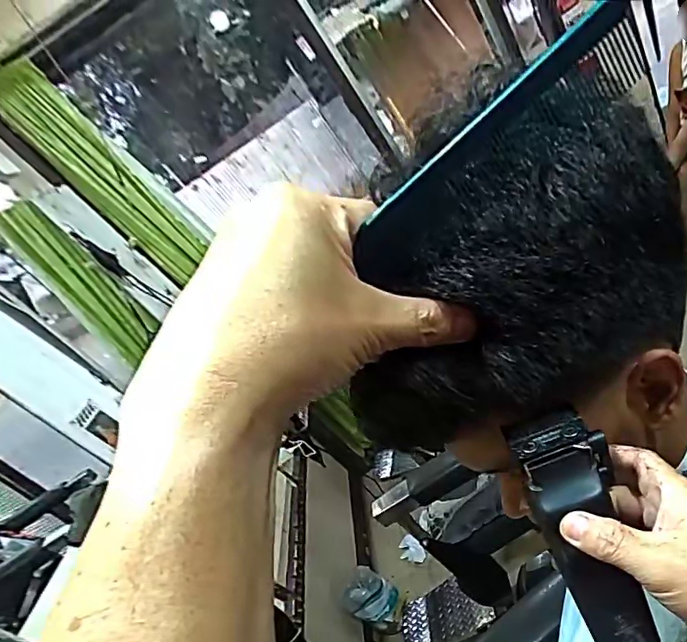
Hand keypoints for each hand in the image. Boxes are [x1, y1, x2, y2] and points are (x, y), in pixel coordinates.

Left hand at [122, 185, 473, 447]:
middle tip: (388, 323)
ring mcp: (239, 243)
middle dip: (374, 285)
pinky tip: (318, 339)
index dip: (409, 264)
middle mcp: (265, 211)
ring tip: (351, 336)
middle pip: (350, 246)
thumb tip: (468, 321)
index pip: (380, 222)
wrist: (219, 390)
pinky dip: (311, 308)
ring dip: (343, 299)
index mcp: (302, 204)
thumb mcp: (377, 326)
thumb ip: (430, 319)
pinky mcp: (227, 277)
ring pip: (320, 268)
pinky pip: (289, 283)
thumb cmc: (289, 339)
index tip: (421, 299)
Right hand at [559, 446, 686, 641]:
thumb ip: (609, 540)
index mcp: (676, 494)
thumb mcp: (654, 557)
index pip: (641, 459)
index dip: (613, 454)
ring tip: (578, 534)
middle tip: (569, 508)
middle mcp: (676, 511)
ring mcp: (675, 537)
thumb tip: (571, 522)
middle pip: (631, 492)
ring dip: (610, 527)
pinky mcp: (674, 561)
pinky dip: (621, 550)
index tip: (581, 457)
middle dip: (602, 498)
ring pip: (634, 522)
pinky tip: (603, 559)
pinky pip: (640, 546)